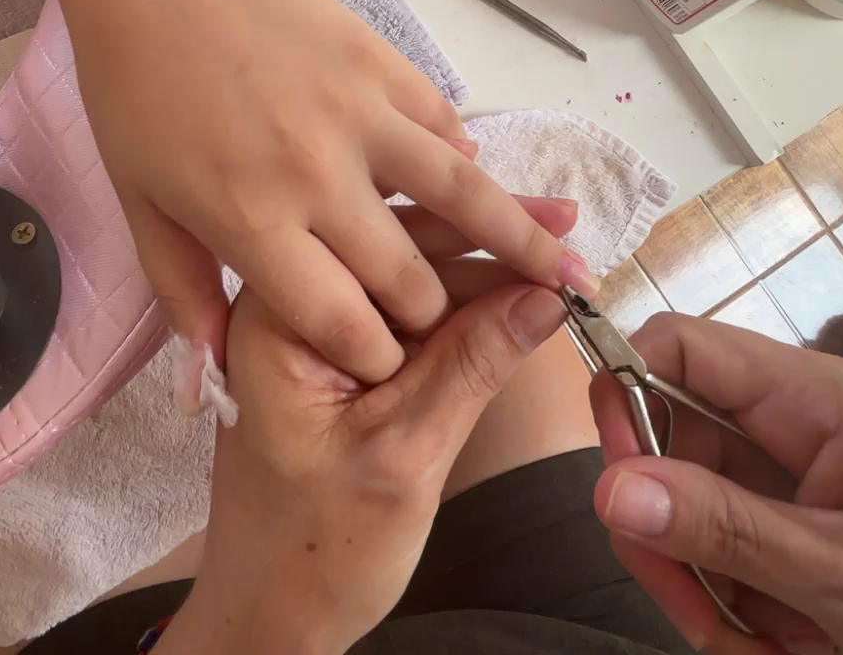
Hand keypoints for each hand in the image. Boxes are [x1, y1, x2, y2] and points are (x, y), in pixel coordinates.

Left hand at [58, 0, 588, 384]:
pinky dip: (462, 155)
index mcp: (252, 223)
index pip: (344, 323)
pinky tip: (473, 173)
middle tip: (448, 324)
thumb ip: (182, 294)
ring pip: (461, 195)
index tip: (386, 364)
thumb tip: (208, 379)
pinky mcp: (382, 62)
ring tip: (574, 270)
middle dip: (432, 316)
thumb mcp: (139, 205)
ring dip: (519, 240)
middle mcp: (320, 177)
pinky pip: (442, 124)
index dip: (374, 357)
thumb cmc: (133, 92)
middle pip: (408, 277)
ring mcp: (360, 114)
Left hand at [156, 199, 579, 654]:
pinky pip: (408, 314)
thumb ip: (472, 366)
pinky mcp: (341, 355)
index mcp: (280, 311)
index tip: (556, 228)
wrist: (272, 614)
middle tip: (570, 234)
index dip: (479, 230)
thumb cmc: (318, 548)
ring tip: (559, 266)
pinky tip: (513, 296)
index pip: (387, 242)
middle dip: (490, 241)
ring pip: (412, 278)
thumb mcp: (405, 453)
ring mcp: (316, 326)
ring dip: (486, 275)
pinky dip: (465, 309)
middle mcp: (291, 301)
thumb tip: (546, 293)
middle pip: (401, 249)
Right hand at [587, 313, 842, 654]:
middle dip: (659, 519)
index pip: (677, 345)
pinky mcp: (772, 532)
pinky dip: (713, 604)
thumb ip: (734, 532)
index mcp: (812, 398)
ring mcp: (774, 481)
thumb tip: (605, 487)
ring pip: (669, 500)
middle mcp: (781, 425)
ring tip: (748, 645)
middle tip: (693, 605)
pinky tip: (767, 648)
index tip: (616, 479)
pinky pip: (700, 549)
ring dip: (687, 576)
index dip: (626, 387)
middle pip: (659, 433)